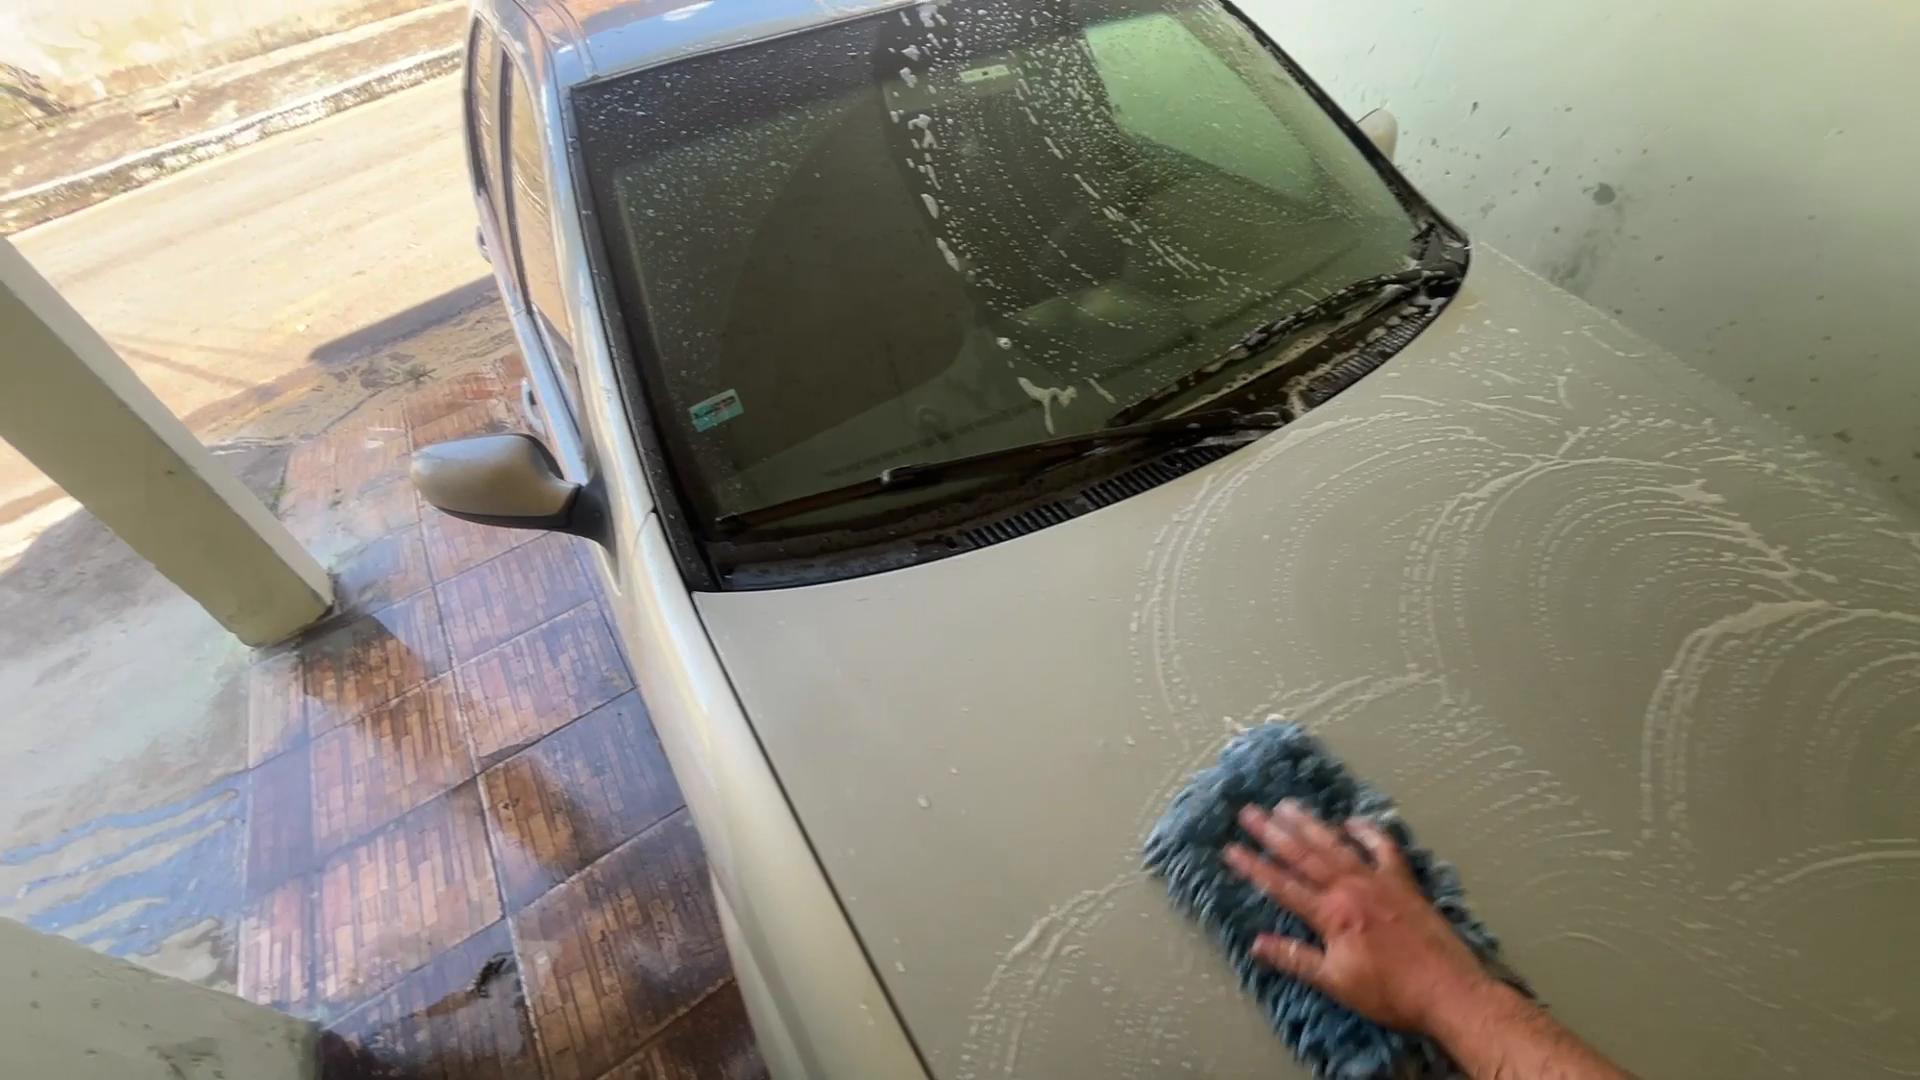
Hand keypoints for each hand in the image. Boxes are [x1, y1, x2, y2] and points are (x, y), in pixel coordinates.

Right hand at [1223, 800, 1491, 1032]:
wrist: (1453, 995)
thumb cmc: (1393, 993)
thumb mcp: (1338, 983)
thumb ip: (1295, 959)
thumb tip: (1257, 944)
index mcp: (1331, 914)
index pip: (1282, 885)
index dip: (1253, 867)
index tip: (1230, 849)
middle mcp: (1349, 888)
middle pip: (1303, 855)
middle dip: (1272, 833)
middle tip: (1248, 811)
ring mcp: (1377, 881)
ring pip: (1334, 845)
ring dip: (1308, 824)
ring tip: (1285, 804)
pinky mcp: (1403, 883)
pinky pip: (1383, 849)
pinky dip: (1368, 832)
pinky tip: (1352, 821)